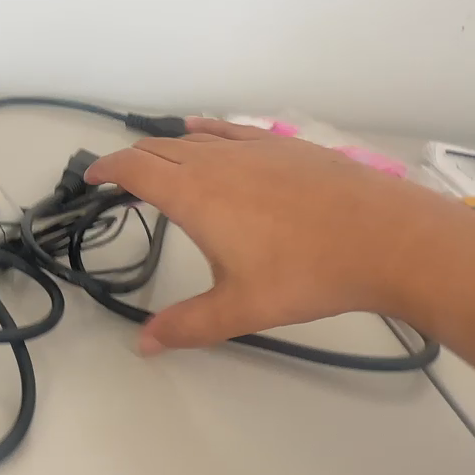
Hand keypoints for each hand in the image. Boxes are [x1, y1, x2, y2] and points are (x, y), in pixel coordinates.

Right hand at [85, 118, 462, 353]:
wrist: (382, 236)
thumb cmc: (305, 272)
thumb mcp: (241, 309)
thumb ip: (187, 326)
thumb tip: (142, 345)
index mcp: (191, 193)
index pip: (132, 168)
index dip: (106, 169)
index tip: (91, 177)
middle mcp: (210, 161)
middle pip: (156, 149)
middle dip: (131, 161)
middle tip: (120, 181)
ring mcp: (247, 147)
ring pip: (189, 138)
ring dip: (164, 149)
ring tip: (158, 165)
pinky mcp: (278, 142)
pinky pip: (225, 129)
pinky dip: (201, 131)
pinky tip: (200, 133)